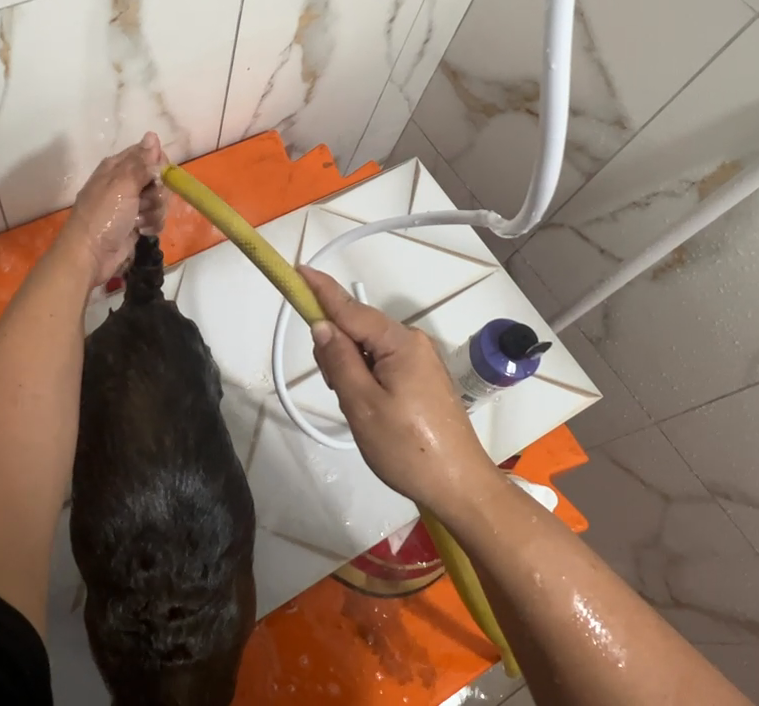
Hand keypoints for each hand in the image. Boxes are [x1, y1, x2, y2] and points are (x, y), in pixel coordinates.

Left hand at [57, 133, 166, 286]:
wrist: (90, 255)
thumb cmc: (104, 216)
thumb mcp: (123, 184)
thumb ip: (141, 162)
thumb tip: (152, 135)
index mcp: (117, 167)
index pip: (148, 154)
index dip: (158, 164)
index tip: (158, 176)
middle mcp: (124, 183)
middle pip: (157, 178)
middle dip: (158, 192)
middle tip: (146, 200)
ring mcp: (131, 204)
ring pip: (159, 199)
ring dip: (155, 210)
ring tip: (140, 220)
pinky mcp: (136, 224)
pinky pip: (156, 217)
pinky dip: (152, 224)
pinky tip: (142, 230)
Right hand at [301, 266, 501, 516]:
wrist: (460, 487)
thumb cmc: (408, 448)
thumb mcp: (363, 405)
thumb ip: (339, 361)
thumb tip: (322, 326)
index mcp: (399, 343)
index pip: (350, 309)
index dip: (321, 291)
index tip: (298, 269)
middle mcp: (412, 343)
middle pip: (358, 330)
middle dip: (337, 349)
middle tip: (339, 392)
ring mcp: (421, 362)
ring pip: (369, 350)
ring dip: (352, 370)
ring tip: (359, 411)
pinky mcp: (423, 381)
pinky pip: (383, 365)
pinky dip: (367, 380)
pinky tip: (371, 411)